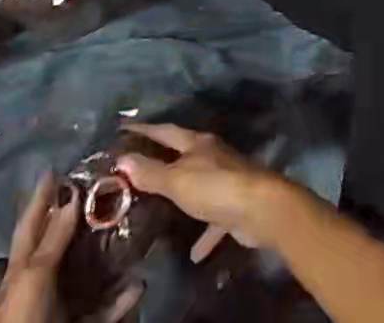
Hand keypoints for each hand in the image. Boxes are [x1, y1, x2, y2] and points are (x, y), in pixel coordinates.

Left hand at [0, 173, 144, 322]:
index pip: (31, 225)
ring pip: (92, 274)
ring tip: (135, 231)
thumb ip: (52, 240)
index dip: (40, 197)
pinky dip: (123, 297)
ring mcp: (61, 306)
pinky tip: (139, 284)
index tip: (55, 168)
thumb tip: (71, 195)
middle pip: (66, 245)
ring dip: (114, 257)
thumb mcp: (32, 279)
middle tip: (110, 191)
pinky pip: (107, 308)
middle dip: (86, 220)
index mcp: (21, 270)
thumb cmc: (21, 322)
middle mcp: (41, 284)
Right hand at [116, 123, 302, 262]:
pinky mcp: (235, 205)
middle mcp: (213, 156)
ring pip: (197, 185)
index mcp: (199, 143)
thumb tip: (123, 158)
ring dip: (181, 195)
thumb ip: (150, 171)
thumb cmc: (215, 187)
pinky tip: (193, 253)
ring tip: (157, 208)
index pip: (166, 131)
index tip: (122, 131)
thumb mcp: (177, 179)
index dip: (144, 131)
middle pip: (183, 155)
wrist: (261, 208)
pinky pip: (213, 220)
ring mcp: (226, 179)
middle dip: (160, 161)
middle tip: (132, 170)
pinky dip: (203, 234)